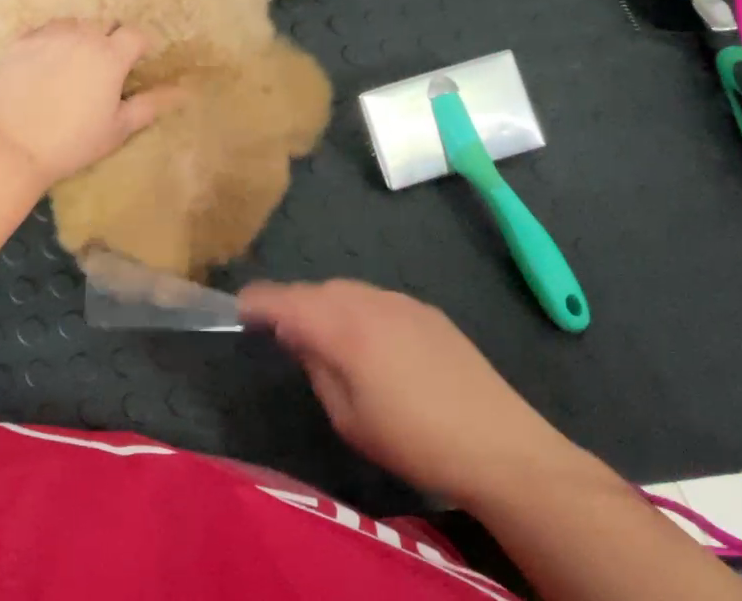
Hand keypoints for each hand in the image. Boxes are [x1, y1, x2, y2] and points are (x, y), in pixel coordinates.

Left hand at [0, 19, 175, 186]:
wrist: (15, 145)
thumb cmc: (74, 141)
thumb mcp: (119, 127)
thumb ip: (151, 104)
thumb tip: (183, 90)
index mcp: (109, 55)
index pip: (135, 34)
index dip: (137, 49)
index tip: (131, 68)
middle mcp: (80, 36)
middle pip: (103, 24)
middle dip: (108, 41)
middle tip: (101, 70)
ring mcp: (47, 36)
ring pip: (73, 23)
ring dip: (78, 37)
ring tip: (72, 65)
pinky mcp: (20, 42)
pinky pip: (43, 30)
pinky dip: (50, 41)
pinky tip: (46, 64)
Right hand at [239, 280, 604, 509]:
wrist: (505, 451)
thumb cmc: (414, 442)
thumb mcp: (347, 417)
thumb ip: (314, 366)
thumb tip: (296, 337)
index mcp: (342, 328)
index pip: (280, 299)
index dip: (253, 303)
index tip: (236, 312)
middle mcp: (368, 303)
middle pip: (312, 290)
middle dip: (288, 304)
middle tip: (278, 332)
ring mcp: (402, 304)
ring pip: (344, 289)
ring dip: (323, 304)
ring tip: (320, 334)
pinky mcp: (429, 314)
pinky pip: (374, 298)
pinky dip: (355, 307)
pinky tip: (365, 339)